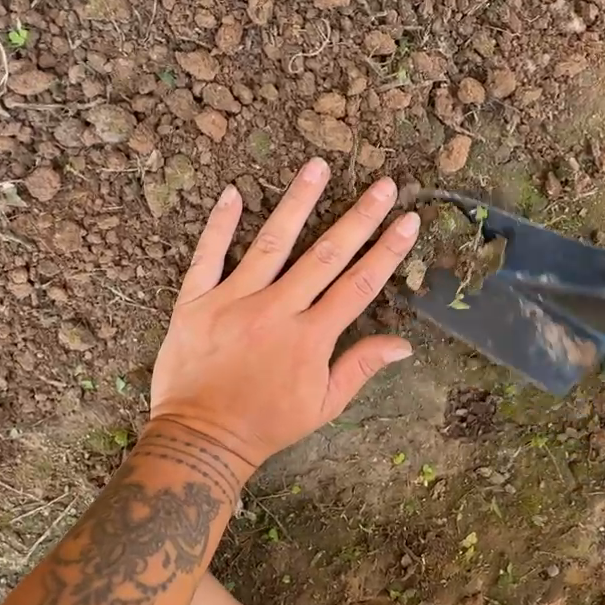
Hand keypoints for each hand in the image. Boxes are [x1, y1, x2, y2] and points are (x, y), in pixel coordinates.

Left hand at [148, 158, 419, 473]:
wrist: (200, 438)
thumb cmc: (267, 423)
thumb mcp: (324, 405)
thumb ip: (360, 367)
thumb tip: (405, 344)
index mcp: (311, 337)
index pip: (359, 284)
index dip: (387, 251)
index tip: (408, 221)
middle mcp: (277, 310)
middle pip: (325, 254)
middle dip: (359, 217)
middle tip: (383, 184)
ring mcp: (234, 301)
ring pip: (271, 242)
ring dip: (298, 202)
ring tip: (318, 166)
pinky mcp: (196, 301)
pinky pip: (208, 256)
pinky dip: (220, 224)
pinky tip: (234, 193)